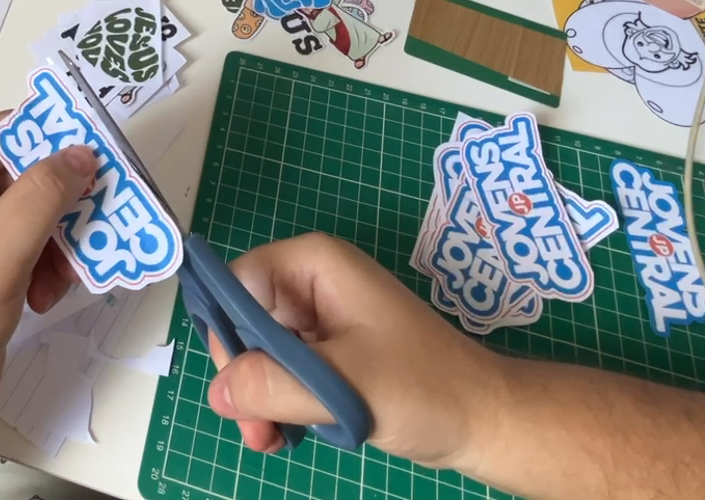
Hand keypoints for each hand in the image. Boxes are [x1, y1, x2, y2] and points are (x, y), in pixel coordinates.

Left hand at [0, 112, 97, 423]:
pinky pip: (34, 246)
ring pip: (37, 212)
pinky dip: (49, 266)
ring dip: (60, 241)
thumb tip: (82, 152)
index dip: (51, 136)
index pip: (3, 132)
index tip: (99, 151)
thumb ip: (42, 195)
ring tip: (68, 274)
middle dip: (63, 201)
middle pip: (27, 173)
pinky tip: (48, 296)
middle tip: (101, 216)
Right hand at [203, 233, 509, 467]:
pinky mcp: (327, 346)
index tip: (236, 384)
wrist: (488, 423)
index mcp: (314, 263)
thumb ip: (275, 385)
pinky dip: (278, 398)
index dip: (230, 328)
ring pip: (260, 346)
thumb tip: (216, 391)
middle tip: (254, 430)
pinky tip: (287, 432)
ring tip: (270, 440)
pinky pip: (282, 364)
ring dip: (258, 394)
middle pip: (246, 316)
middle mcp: (310, 280)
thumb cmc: (425, 390)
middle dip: (244, 373)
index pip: (241, 280)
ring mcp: (319, 313)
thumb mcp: (343, 387)